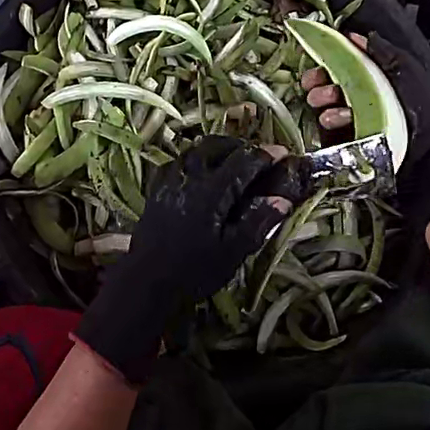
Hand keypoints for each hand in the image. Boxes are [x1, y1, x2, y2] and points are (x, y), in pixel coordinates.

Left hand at [74, 137, 290, 382]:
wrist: (147, 284)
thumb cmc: (194, 271)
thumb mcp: (233, 251)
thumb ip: (258, 222)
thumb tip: (283, 199)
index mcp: (211, 191)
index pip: (243, 161)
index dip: (265, 155)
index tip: (282, 153)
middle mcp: (189, 177)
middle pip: (216, 146)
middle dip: (239, 146)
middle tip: (255, 157)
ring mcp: (169, 181)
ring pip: (194, 150)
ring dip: (215, 150)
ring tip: (230, 161)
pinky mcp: (155, 189)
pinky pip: (176, 162)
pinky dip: (192, 160)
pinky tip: (197, 173)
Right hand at [300, 32, 429, 228]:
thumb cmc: (422, 106)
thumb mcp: (405, 69)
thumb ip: (382, 52)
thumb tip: (354, 36)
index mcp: (366, 79)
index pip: (334, 69)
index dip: (321, 68)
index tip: (315, 70)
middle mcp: (355, 99)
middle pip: (323, 89)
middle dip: (319, 87)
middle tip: (323, 90)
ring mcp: (350, 122)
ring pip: (323, 109)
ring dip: (325, 104)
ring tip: (335, 109)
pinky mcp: (348, 142)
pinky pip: (329, 132)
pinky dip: (331, 123)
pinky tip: (340, 121)